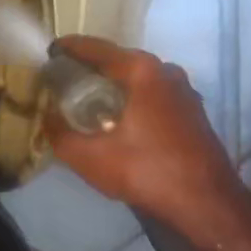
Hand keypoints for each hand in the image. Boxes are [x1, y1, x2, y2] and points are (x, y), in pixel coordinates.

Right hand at [44, 36, 250, 241]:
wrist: (203, 202)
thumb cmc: (143, 170)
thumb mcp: (84, 155)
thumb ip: (58, 131)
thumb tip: (46, 115)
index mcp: (142, 72)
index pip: (96, 48)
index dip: (67, 48)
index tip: (46, 52)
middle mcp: (166, 72)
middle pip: (117, 60)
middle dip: (87, 67)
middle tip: (58, 78)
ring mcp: (183, 92)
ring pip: (135, 78)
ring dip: (108, 84)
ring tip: (80, 98)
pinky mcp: (189, 111)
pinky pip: (149, 93)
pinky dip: (126, 97)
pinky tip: (110, 117)